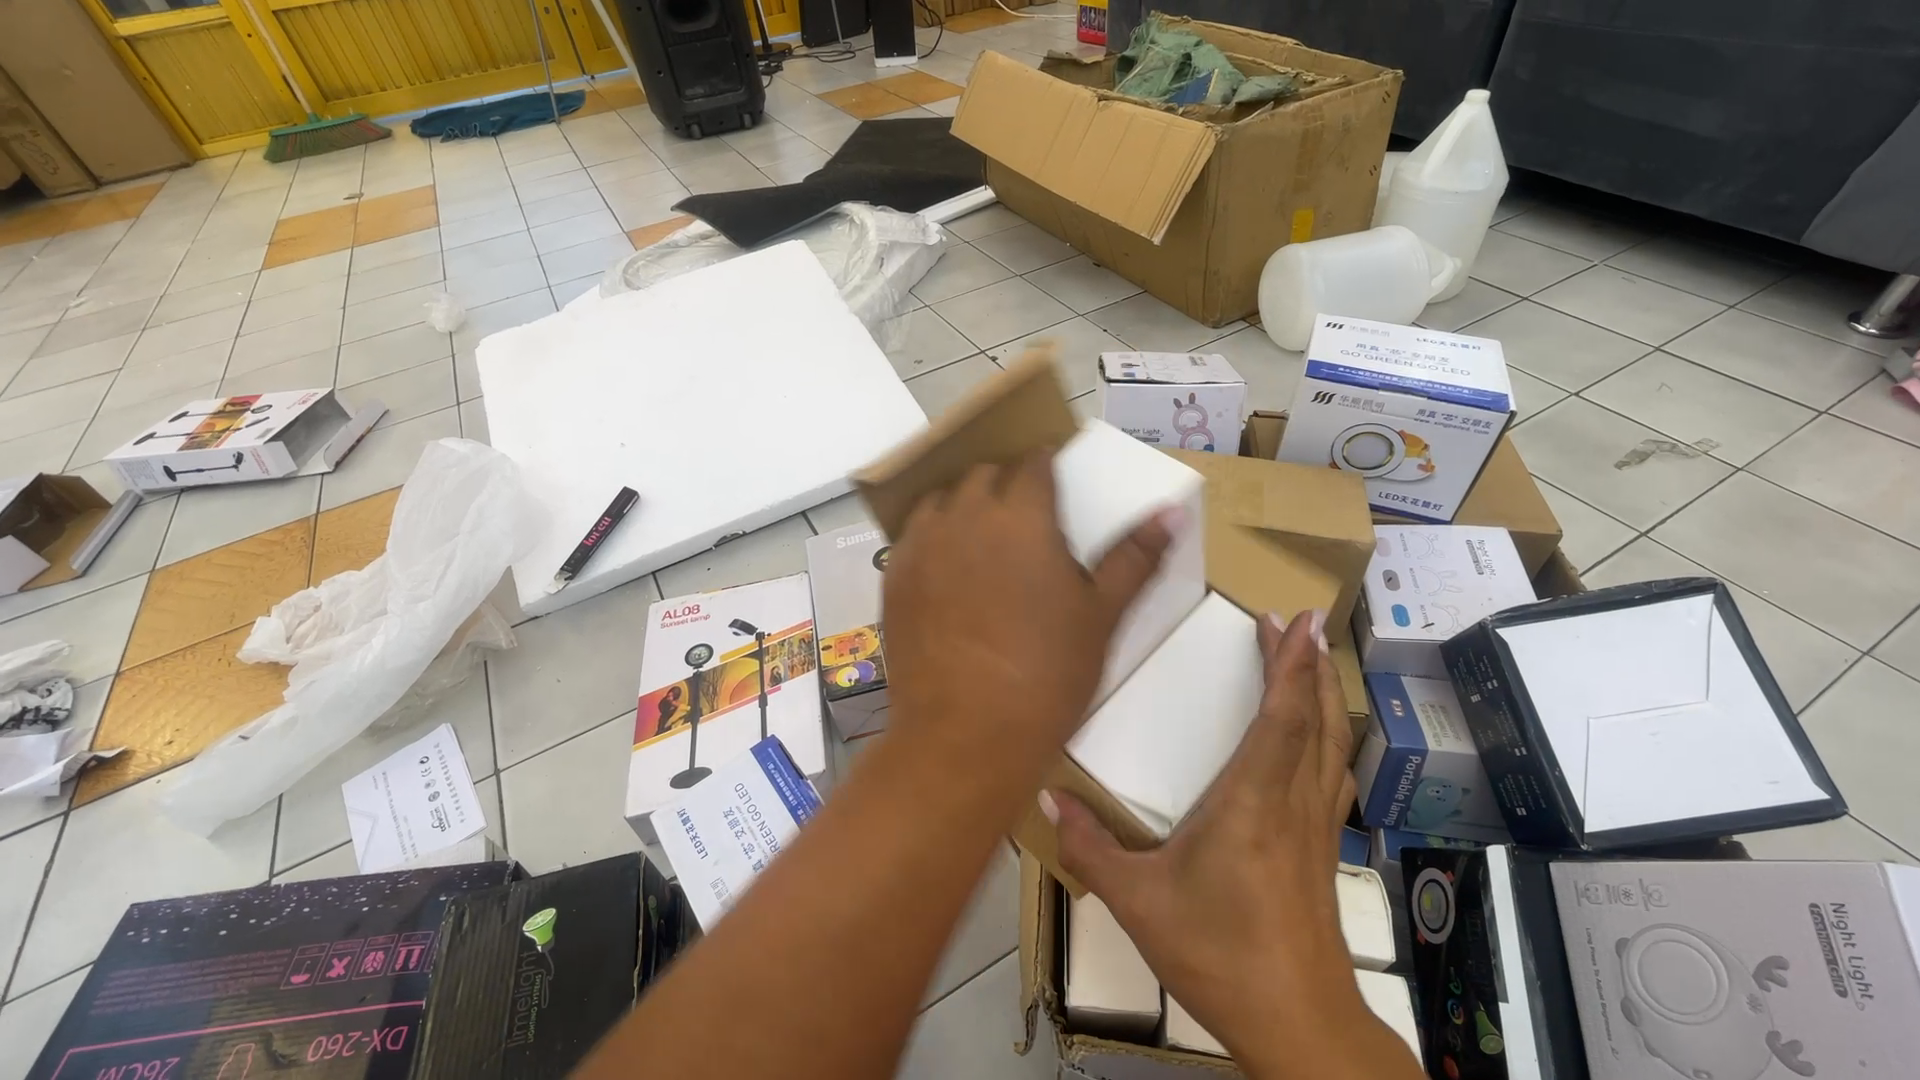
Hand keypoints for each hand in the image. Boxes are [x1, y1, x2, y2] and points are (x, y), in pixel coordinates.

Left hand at [881, 452, 1176, 759]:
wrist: (966, 735)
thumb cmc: (1047, 674)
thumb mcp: (1102, 616)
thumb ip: (1134, 558)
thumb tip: (1172, 511)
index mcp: (1021, 515)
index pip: (1034, 463)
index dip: (1047, 465)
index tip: (1055, 478)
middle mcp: (965, 516)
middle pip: (984, 475)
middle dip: (1007, 483)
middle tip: (1027, 518)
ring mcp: (921, 546)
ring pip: (942, 500)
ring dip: (965, 506)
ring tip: (985, 540)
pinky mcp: (892, 579)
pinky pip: (914, 537)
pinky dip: (934, 539)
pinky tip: (949, 572)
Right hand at [1050, 610, 1391, 1072]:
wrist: (1297, 1021)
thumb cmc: (1217, 953)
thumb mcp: (1138, 901)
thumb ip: (1091, 847)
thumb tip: (1047, 799)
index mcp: (1252, 801)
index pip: (1281, 716)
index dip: (1290, 664)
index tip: (1297, 621)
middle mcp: (1291, 803)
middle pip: (1313, 719)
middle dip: (1307, 666)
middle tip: (1302, 624)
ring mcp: (1316, 828)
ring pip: (1330, 746)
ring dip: (1323, 697)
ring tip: (1313, 664)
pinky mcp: (1324, 852)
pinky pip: (1332, 776)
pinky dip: (1329, 741)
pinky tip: (1321, 745)